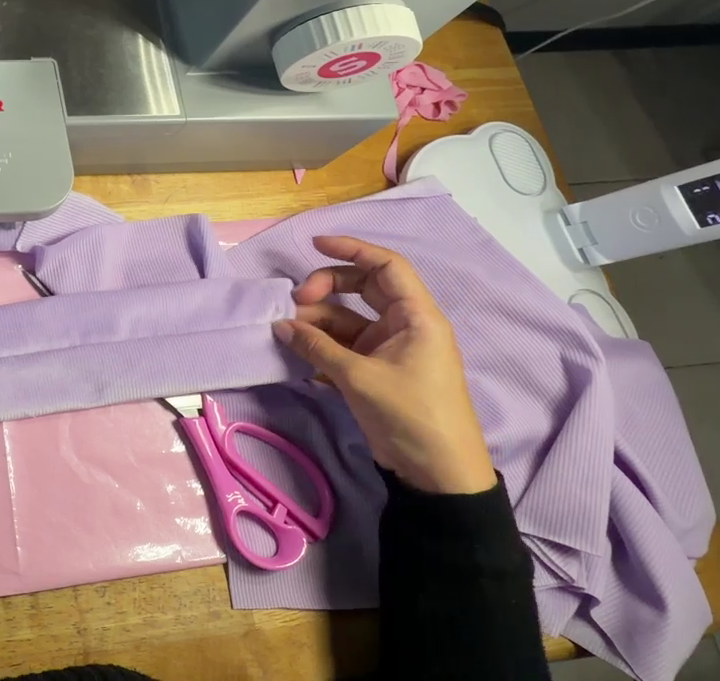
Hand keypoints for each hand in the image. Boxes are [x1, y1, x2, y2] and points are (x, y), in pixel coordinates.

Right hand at [273, 235, 497, 495]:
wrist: (437, 474)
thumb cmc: (411, 415)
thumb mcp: (359, 378)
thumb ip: (316, 347)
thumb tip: (281, 325)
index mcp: (417, 317)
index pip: (386, 266)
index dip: (352, 250)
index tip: (315, 245)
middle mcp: (405, 325)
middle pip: (362, 287)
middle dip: (325, 287)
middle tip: (296, 301)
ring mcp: (390, 348)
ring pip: (347, 318)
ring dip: (317, 321)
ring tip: (289, 333)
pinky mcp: (377, 370)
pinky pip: (343, 345)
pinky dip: (321, 346)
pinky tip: (299, 356)